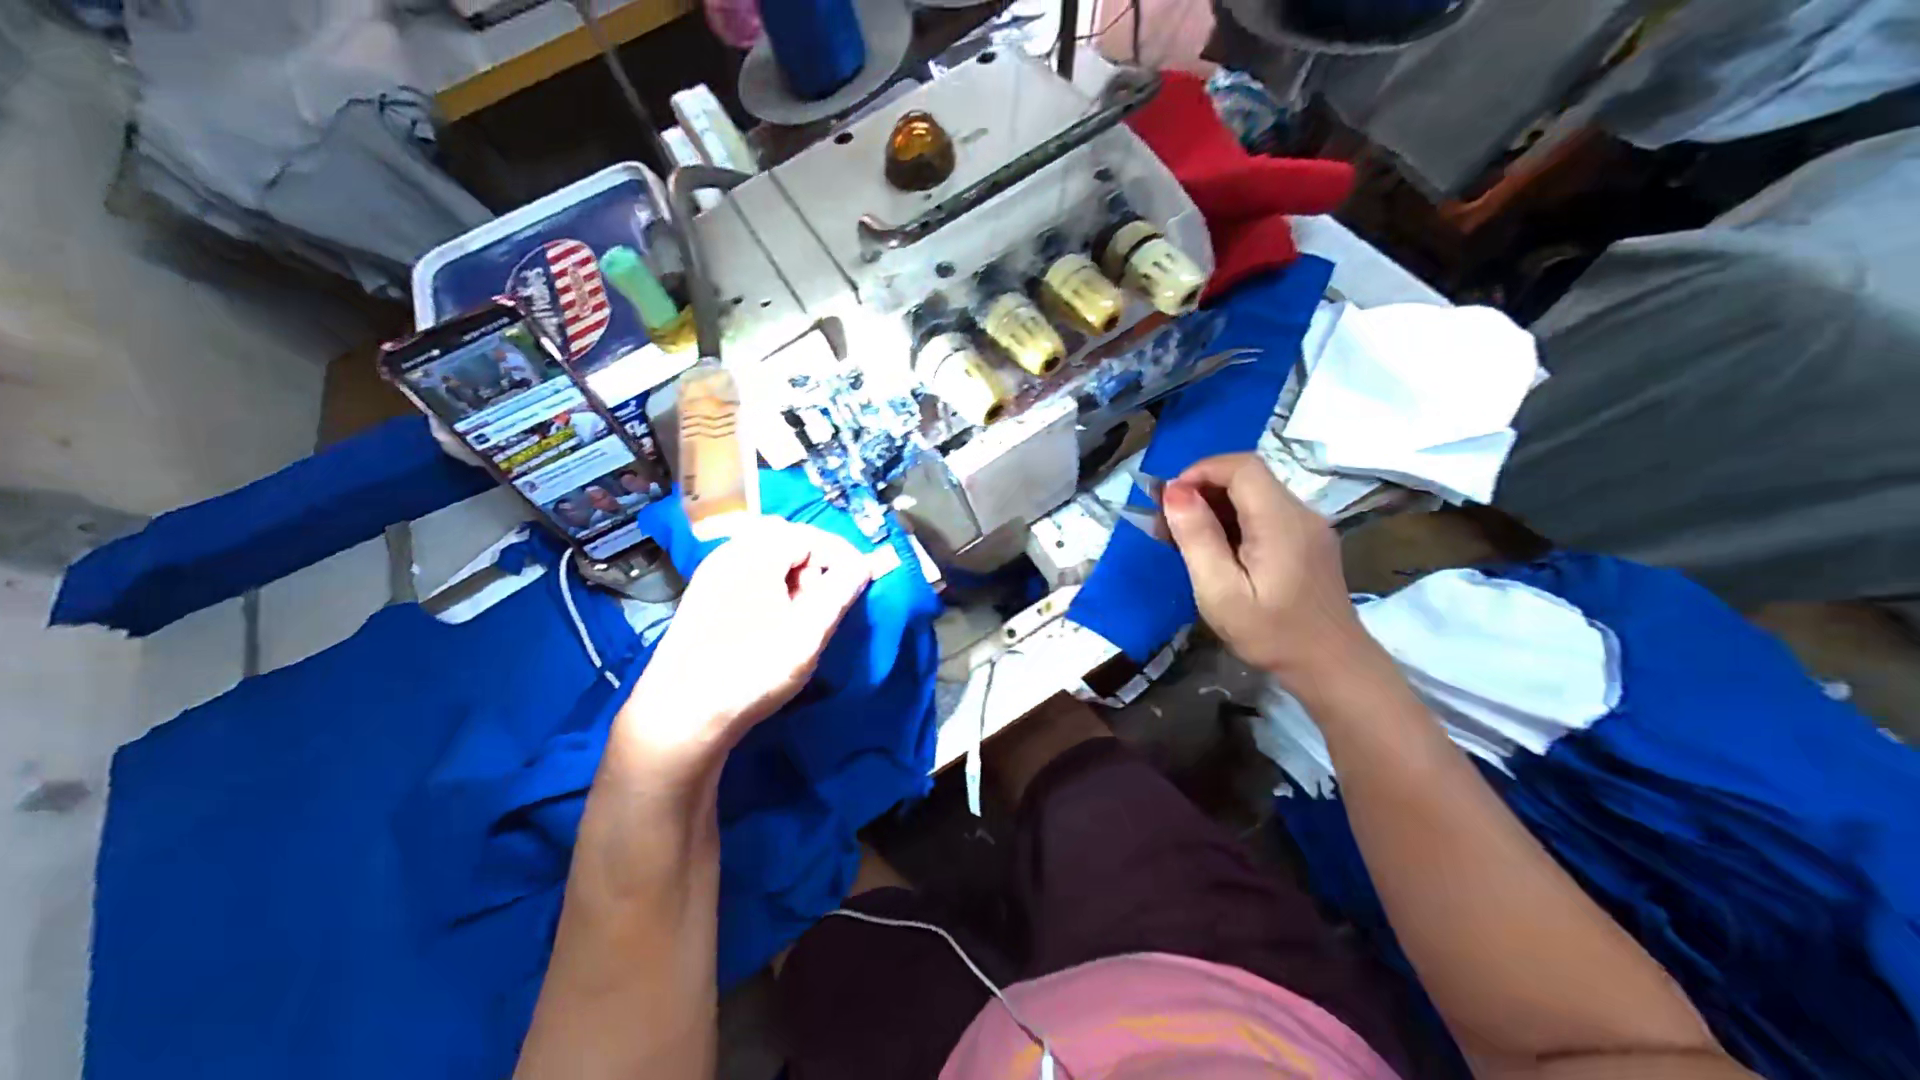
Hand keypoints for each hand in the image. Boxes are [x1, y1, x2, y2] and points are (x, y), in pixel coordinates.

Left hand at [608, 520, 869, 788]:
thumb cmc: (752, 670)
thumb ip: (840, 592)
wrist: (681, 713)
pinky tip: (773, 620)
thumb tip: (863, 565)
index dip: (841, 555)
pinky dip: (770, 586)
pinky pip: (746, 574)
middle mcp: (729, 553)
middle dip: (815, 563)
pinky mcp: (702, 598)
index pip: (811, 535)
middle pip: (785, 539)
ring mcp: (710, 575)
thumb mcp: (808, 633)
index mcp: (755, 553)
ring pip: (764, 557)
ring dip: (793, 576)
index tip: (860, 582)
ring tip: (803, 615)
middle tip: (827, 600)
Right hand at [1161, 453, 1374, 689]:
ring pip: (1255, 494)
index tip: (1168, 500)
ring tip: (1185, 539)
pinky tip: (1216, 550)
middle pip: (1248, 477)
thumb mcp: (1221, 592)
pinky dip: (1234, 520)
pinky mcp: (1307, 540)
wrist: (1331, 667)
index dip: (1200, 471)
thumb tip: (1173, 492)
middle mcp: (1300, 513)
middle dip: (1202, 489)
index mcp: (1281, 520)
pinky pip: (1265, 513)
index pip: (1241, 466)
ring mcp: (1308, 526)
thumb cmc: (1271, 634)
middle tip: (1168, 523)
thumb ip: (1197, 538)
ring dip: (1215, 506)